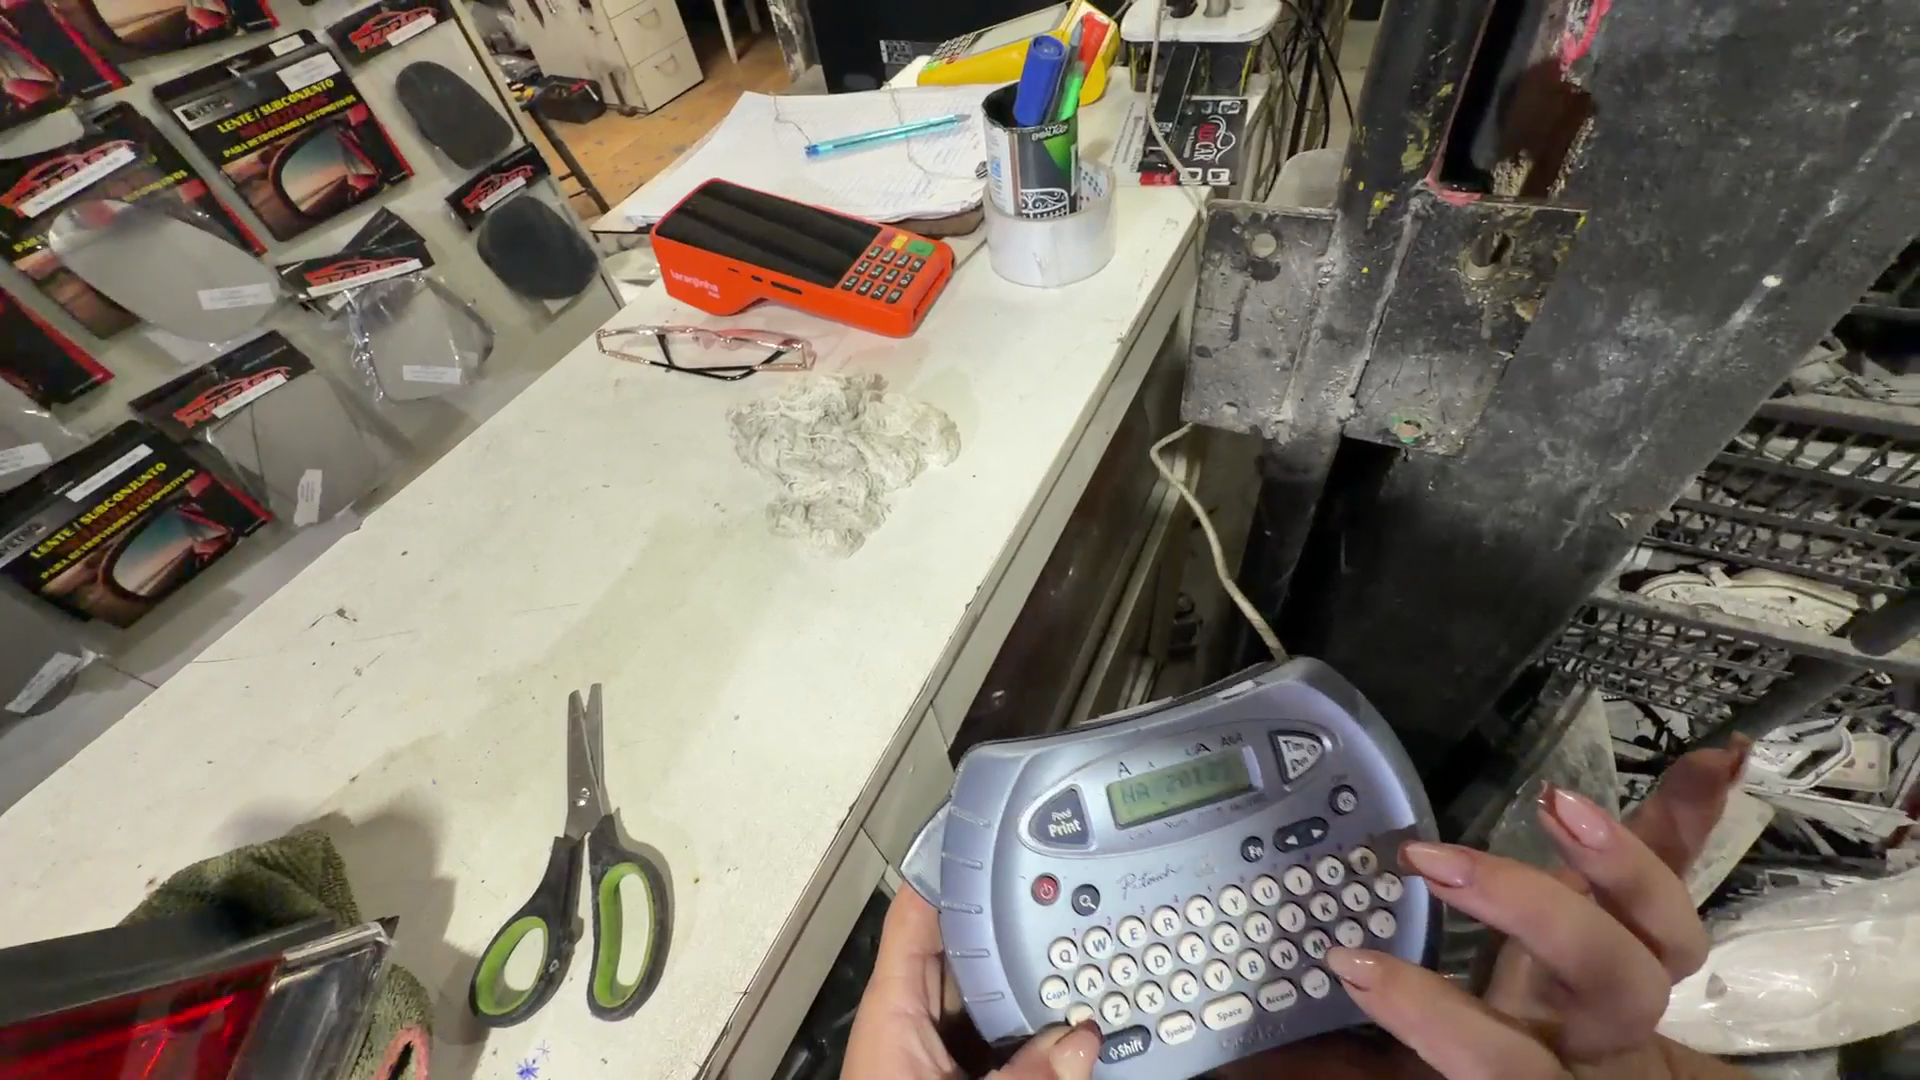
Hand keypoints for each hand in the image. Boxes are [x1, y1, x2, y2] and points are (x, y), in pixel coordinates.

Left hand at [844, 886, 1102, 1079]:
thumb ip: (1023, 1079)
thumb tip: (1086, 1038)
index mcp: (893, 1007)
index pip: (917, 914)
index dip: (947, 867)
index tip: (991, 833)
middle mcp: (917, 1015)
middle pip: (962, 945)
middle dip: (1007, 918)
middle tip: (1058, 884)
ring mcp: (944, 1046)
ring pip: (988, 988)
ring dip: (1028, 971)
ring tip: (1077, 934)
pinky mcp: (969, 1071)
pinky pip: (1003, 1030)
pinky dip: (1034, 1018)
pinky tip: (1075, 1007)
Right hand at [1224, 741, 1752, 1079]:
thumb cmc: (1501, 1079)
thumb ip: (1340, 1072)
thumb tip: (1240, 1061)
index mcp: (1543, 1079)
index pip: (1503, 1061)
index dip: (1432, 1015)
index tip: (1352, 963)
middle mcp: (1608, 1037)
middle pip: (1604, 979)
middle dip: (1523, 909)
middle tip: (1435, 861)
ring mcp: (1637, 979)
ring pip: (1660, 928)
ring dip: (1615, 858)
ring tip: (1557, 802)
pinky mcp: (1642, 929)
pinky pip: (1681, 870)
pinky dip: (1688, 815)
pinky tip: (1714, 754)